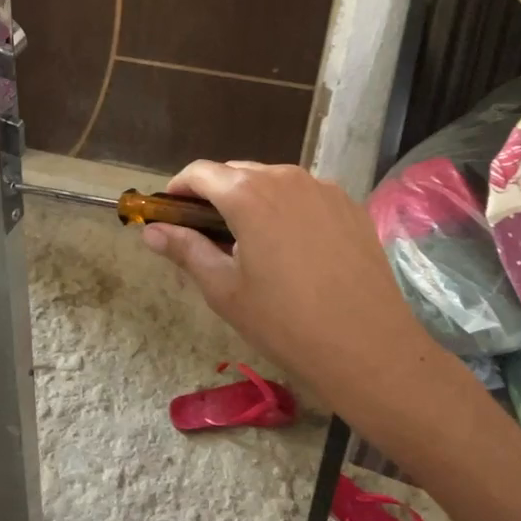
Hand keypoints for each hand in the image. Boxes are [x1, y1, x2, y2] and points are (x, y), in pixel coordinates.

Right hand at [141, 162, 433, 407]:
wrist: (370, 348)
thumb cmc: (285, 323)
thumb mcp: (224, 289)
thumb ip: (185, 250)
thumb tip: (150, 231)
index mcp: (248, 194)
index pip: (200, 173)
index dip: (178, 189)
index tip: (168, 214)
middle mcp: (285, 178)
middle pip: (235, 172)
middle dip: (213, 195)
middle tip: (204, 234)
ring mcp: (322, 189)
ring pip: (272, 181)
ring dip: (250, 200)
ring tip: (248, 242)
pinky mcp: (349, 206)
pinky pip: (304, 195)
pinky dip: (285, 208)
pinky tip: (289, 248)